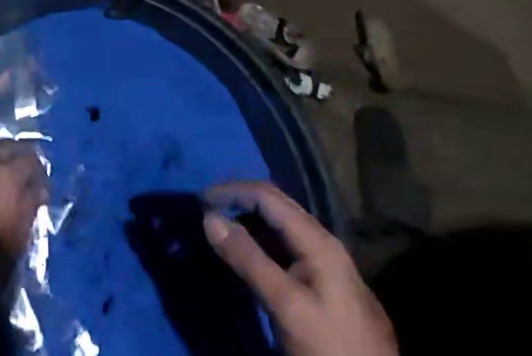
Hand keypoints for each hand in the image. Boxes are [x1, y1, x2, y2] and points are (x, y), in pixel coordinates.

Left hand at [0, 139, 47, 275]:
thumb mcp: (20, 235)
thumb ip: (31, 204)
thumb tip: (40, 189)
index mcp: (7, 176)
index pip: (30, 158)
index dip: (40, 169)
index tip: (44, 181)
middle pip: (7, 145)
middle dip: (20, 153)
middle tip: (28, 168)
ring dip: (0, 153)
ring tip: (8, 169)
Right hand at [202, 182, 396, 355]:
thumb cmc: (331, 347)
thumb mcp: (286, 305)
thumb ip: (248, 259)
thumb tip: (209, 217)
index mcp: (318, 241)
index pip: (268, 196)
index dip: (232, 191)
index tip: (200, 200)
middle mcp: (323, 243)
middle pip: (275, 205)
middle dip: (238, 199)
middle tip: (206, 209)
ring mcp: (325, 263)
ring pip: (279, 225)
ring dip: (247, 219)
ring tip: (219, 226)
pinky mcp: (321, 283)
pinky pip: (284, 246)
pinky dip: (258, 240)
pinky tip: (244, 251)